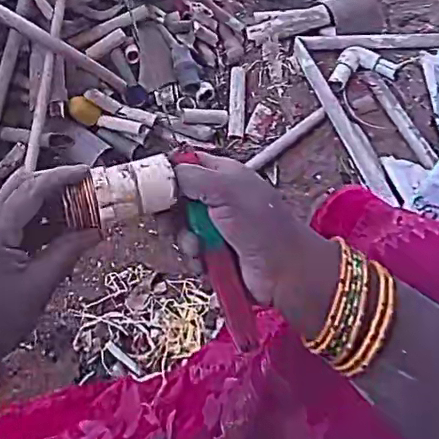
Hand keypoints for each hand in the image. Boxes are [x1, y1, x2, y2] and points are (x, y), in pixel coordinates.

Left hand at [0, 166, 99, 377]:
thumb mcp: (39, 287)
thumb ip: (67, 252)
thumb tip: (95, 231)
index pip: (31, 189)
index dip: (61, 177)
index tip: (86, 173)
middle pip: (22, 186)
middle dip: (54, 183)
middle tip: (84, 188)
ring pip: (17, 199)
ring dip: (45, 199)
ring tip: (75, 207)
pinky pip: (12, 217)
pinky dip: (35, 217)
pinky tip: (57, 226)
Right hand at [171, 153, 341, 339]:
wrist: (287, 274)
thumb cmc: (264, 226)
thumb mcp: (225, 189)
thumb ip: (191, 176)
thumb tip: (164, 172)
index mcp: (222, 174)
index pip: (184, 164)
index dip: (167, 175)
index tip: (152, 187)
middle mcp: (217, 197)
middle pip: (176, 199)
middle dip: (173, 215)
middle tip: (173, 223)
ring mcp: (217, 226)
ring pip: (181, 229)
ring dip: (185, 241)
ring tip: (198, 248)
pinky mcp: (216, 253)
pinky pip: (191, 254)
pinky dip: (194, 260)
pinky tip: (205, 263)